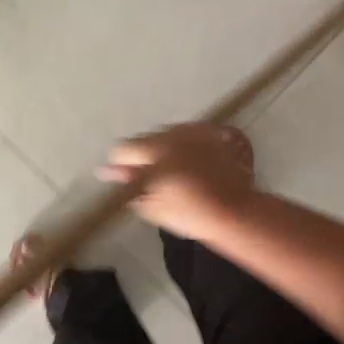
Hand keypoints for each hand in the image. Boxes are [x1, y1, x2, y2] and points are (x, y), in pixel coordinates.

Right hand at [98, 123, 256, 240]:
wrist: (234, 211)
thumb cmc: (188, 212)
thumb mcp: (151, 204)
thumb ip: (129, 183)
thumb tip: (109, 171)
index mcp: (153, 148)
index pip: (122, 149)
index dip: (121, 166)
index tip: (128, 181)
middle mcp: (173, 132)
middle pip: (145, 140)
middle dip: (144, 156)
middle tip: (152, 180)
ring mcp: (196, 131)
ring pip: (167, 135)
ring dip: (165, 150)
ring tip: (174, 173)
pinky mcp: (214, 134)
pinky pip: (189, 135)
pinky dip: (185, 146)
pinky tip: (192, 164)